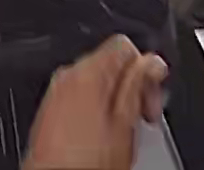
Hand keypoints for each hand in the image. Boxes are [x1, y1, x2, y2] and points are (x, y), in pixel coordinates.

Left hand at [22, 35, 168, 169]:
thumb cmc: (87, 163)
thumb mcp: (124, 126)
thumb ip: (139, 85)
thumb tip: (154, 62)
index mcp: (89, 71)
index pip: (124, 45)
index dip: (145, 69)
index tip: (151, 98)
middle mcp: (69, 73)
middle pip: (110, 62)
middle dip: (130, 87)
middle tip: (140, 119)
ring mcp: (56, 89)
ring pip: (95, 80)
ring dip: (113, 100)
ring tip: (120, 133)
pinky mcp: (49, 107)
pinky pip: (78, 94)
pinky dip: (93, 108)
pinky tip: (99, 137)